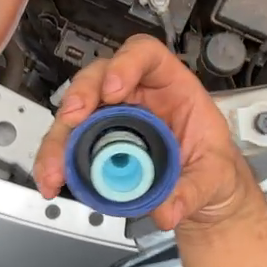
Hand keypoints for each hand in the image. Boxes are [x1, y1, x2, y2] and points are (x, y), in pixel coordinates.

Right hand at [33, 35, 266, 231]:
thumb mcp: (214, 175)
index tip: (113, 90)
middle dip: (80, 95)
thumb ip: (193, 190)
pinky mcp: (94, 141)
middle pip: (97, 77)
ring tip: (55, 169)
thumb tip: (167, 211)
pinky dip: (55, 162)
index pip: (144, 55)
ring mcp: (109, 116)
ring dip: (59, 138)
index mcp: (170, 85)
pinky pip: (68, 144)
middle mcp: (134, 95)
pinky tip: (52, 181)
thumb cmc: (210, 164)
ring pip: (74, 111)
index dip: (125, 64)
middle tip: (72, 119)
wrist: (201, 190)